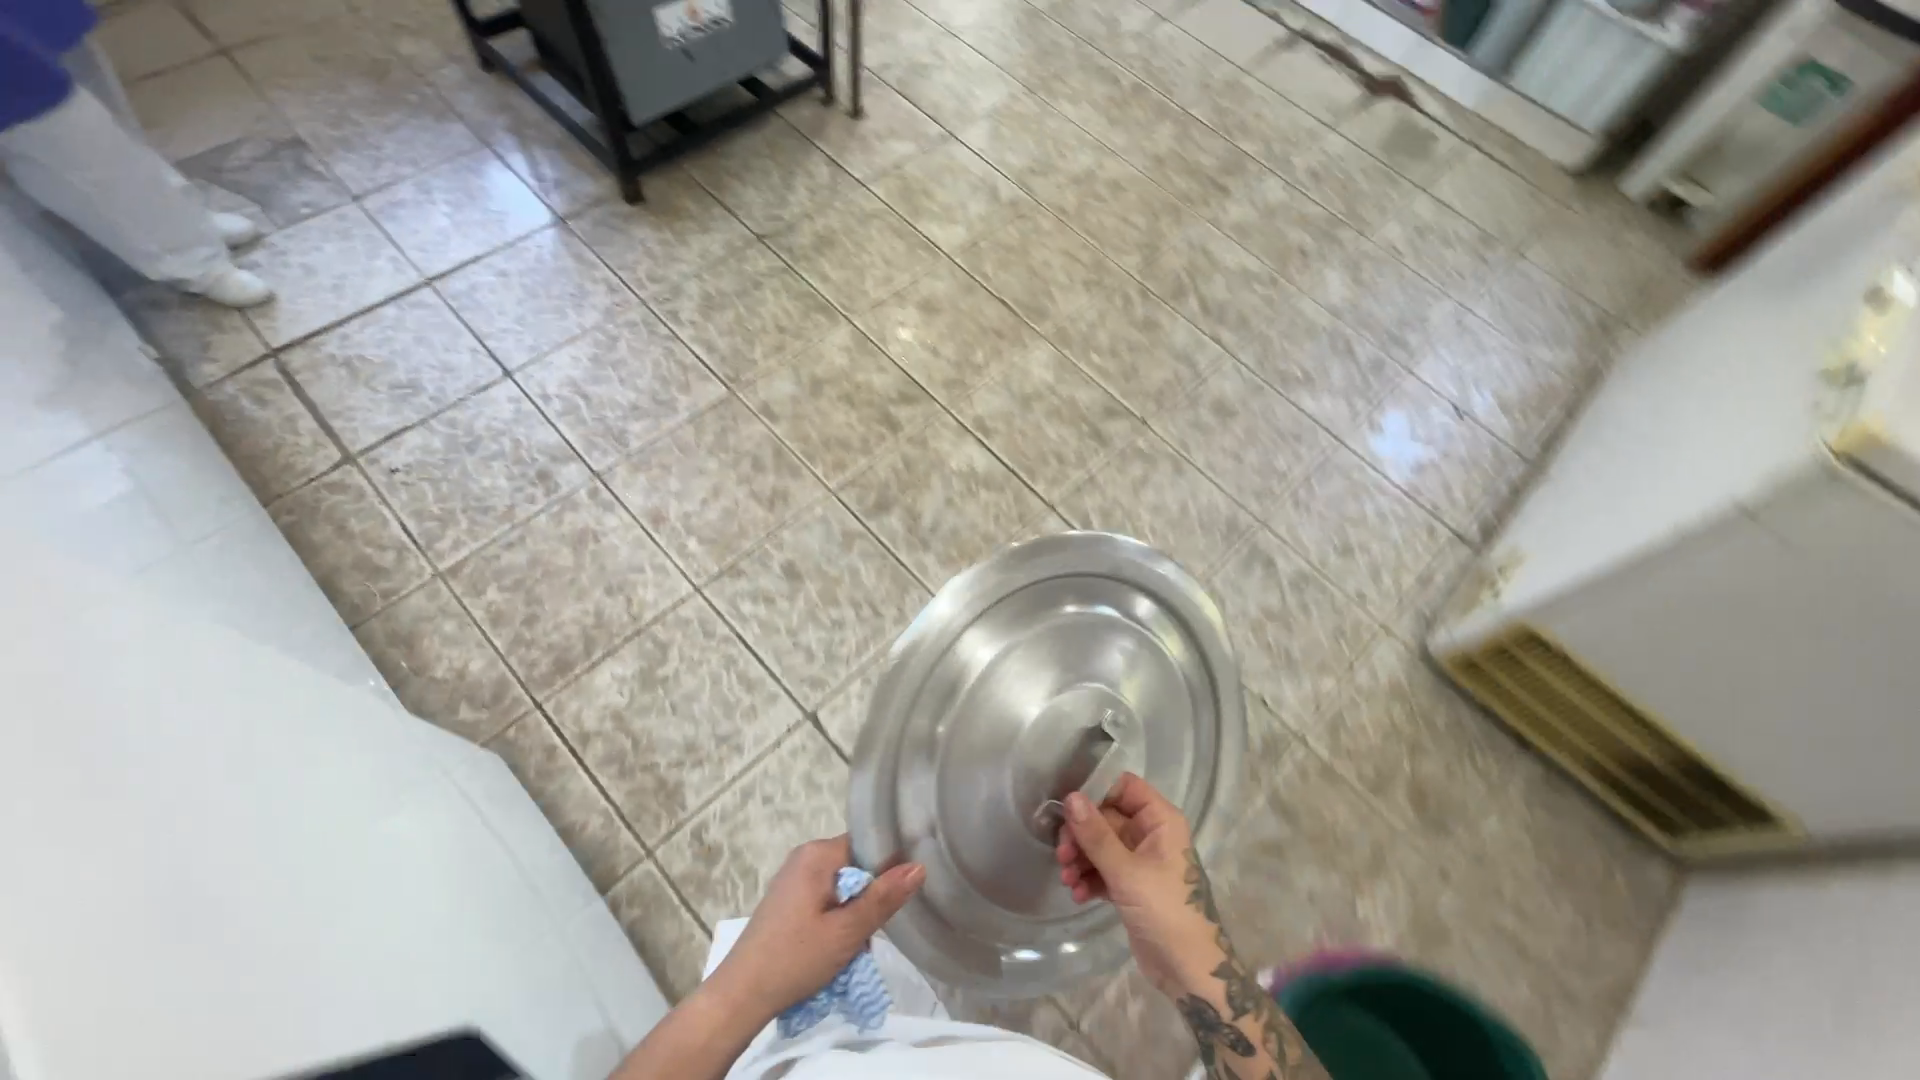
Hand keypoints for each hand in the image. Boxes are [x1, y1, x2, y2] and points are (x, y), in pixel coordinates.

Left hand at [706, 834, 924, 1022]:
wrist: (741, 996)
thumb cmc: (795, 958)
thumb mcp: (847, 932)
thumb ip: (883, 898)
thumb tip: (919, 865)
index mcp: (817, 854)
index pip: (867, 844)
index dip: (889, 866)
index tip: (903, 894)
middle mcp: (804, 857)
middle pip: (856, 866)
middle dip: (871, 897)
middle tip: (873, 930)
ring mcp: (794, 879)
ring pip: (843, 887)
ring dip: (854, 913)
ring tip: (855, 945)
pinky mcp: (789, 901)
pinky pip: (826, 900)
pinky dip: (837, 920)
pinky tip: (836, 947)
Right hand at [1053, 773, 1227, 995]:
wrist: (1189, 970)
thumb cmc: (1165, 911)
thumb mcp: (1126, 872)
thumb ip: (1095, 835)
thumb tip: (1070, 797)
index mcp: (1160, 821)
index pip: (1124, 787)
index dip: (1096, 793)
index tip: (1068, 809)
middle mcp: (1151, 835)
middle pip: (1106, 818)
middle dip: (1081, 835)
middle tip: (1061, 855)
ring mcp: (1141, 862)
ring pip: (1101, 846)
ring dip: (1080, 860)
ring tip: (1067, 879)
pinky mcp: (1132, 887)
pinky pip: (1103, 871)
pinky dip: (1089, 879)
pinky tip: (1077, 895)